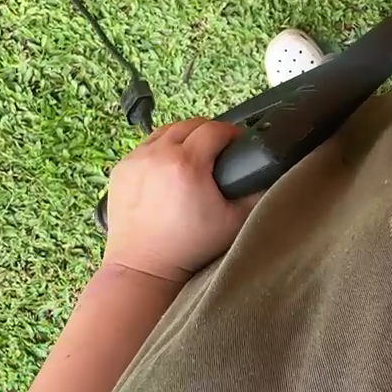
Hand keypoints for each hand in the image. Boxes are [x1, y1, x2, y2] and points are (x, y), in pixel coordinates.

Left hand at [101, 119, 256, 281]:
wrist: (144, 267)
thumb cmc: (187, 247)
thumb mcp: (235, 222)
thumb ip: (256, 193)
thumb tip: (270, 174)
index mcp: (187, 164)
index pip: (215, 129)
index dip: (232, 133)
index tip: (239, 143)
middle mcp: (158, 155)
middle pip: (191, 124)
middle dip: (210, 132)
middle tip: (221, 150)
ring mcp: (135, 160)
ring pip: (167, 130)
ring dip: (185, 136)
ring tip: (197, 155)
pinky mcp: (121, 168)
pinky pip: (146, 145)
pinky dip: (162, 148)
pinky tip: (172, 165)